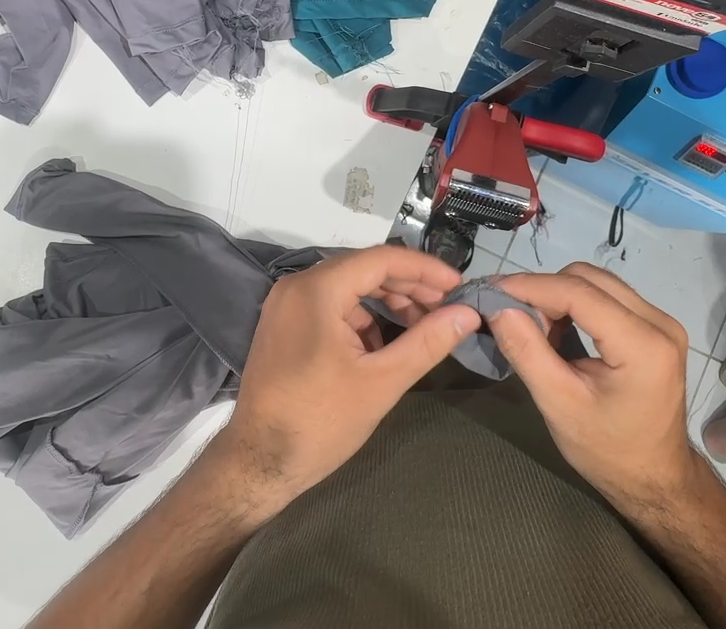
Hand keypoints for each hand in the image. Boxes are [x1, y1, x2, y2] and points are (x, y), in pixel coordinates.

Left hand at [214, 245, 479, 512]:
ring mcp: (287, 305)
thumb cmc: (320, 423)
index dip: (425, 269)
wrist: (257, 465)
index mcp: (317, 290)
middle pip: (365, 269)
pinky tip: (387, 343)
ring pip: (349, 287)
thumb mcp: (382, 382)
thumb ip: (427, 342)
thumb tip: (468, 313)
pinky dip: (363, 317)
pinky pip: (332, 306)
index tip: (459, 285)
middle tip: (449, 308)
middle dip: (410, 287)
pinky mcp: (285, 325)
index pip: (381, 259)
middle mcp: (297, 286)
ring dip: (388, 303)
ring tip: (425, 326)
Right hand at [489, 263, 699, 508]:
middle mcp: (659, 322)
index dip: (531, 286)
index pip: (579, 293)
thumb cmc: (607, 450)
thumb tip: (497, 307)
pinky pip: (606, 295)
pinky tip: (557, 330)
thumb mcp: (559, 405)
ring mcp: (661, 321)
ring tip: (533, 327)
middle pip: (588, 279)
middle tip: (511, 317)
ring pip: (596, 282)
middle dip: (543, 291)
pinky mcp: (655, 326)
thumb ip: (527, 352)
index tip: (491, 291)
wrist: (654, 479)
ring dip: (557, 295)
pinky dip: (574, 303)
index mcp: (643, 345)